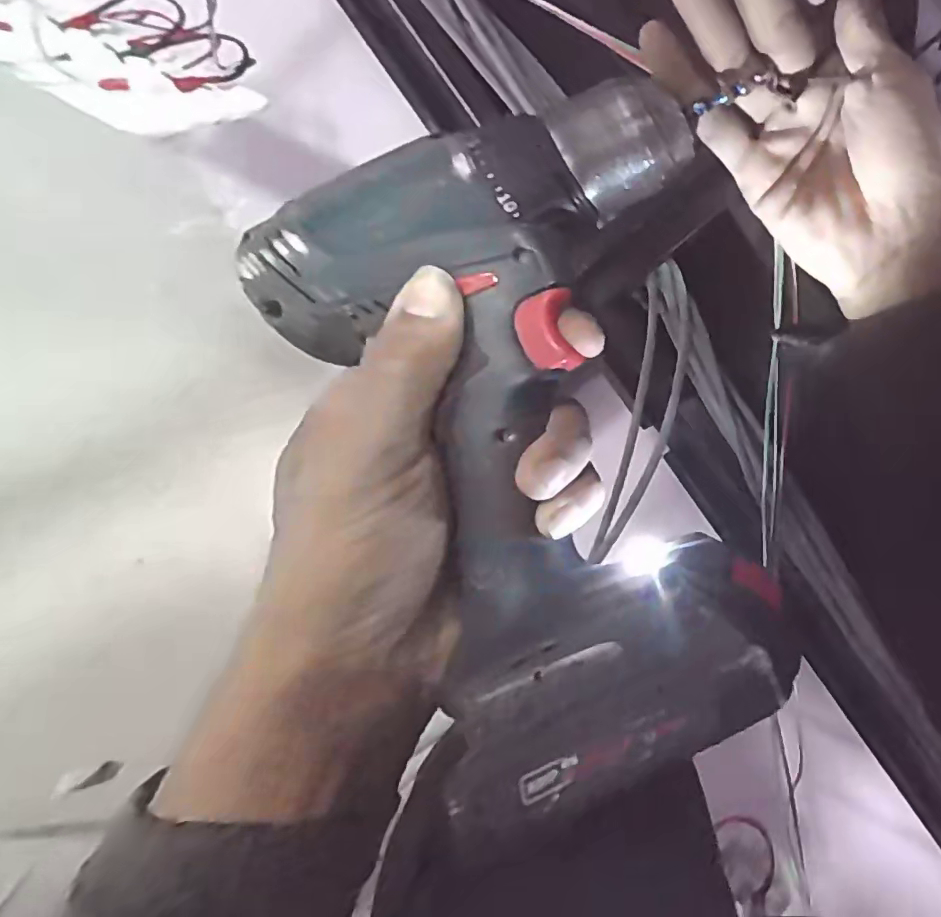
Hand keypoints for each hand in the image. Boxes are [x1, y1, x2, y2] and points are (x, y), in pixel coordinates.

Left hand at [155, 266, 604, 822]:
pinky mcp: (523, 513)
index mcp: (401, 392)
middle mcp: (450, 421)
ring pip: (559, 424)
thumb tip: (434, 274)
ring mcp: (491, 469)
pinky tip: (548, 522)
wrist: (372, 666)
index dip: (518, 314)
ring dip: (562, 448)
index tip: (560, 315)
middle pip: (527, 373)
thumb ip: (405, 364)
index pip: (468, 329)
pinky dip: (570, 495)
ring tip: (535, 492)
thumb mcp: (368, 448)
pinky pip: (570, 481)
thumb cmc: (352, 545)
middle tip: (588, 362)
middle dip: (554, 380)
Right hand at [641, 0, 940, 318]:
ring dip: (694, 9)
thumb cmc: (907, 162)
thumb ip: (864, 31)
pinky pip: (712, 123)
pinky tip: (655, 39)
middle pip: (757, 21)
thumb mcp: (895, 85)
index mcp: (844, 66)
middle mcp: (801, 89)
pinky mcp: (747, 167)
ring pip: (727, 62)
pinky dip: (684, 86)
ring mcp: (770, 128)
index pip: (805, 7)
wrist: (891, 246)